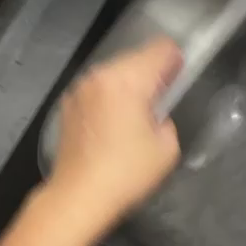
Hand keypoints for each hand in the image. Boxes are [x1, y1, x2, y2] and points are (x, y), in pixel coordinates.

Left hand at [43, 37, 182, 232]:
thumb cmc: (126, 173)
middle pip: (135, 58)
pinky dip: (108, 98)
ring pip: (114, 73)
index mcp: (128, 80)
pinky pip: (97, 89)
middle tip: (159, 104)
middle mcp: (100, 75)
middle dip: (150, 75)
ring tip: (134, 116)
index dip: (175, 60)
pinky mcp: (67, 104)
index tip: (178, 80)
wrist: (77, 196)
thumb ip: (166, 118)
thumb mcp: (167, 148)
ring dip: (128, 86)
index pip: (160, 49)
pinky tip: (112, 124)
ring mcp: (80, 88)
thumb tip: (155, 113)